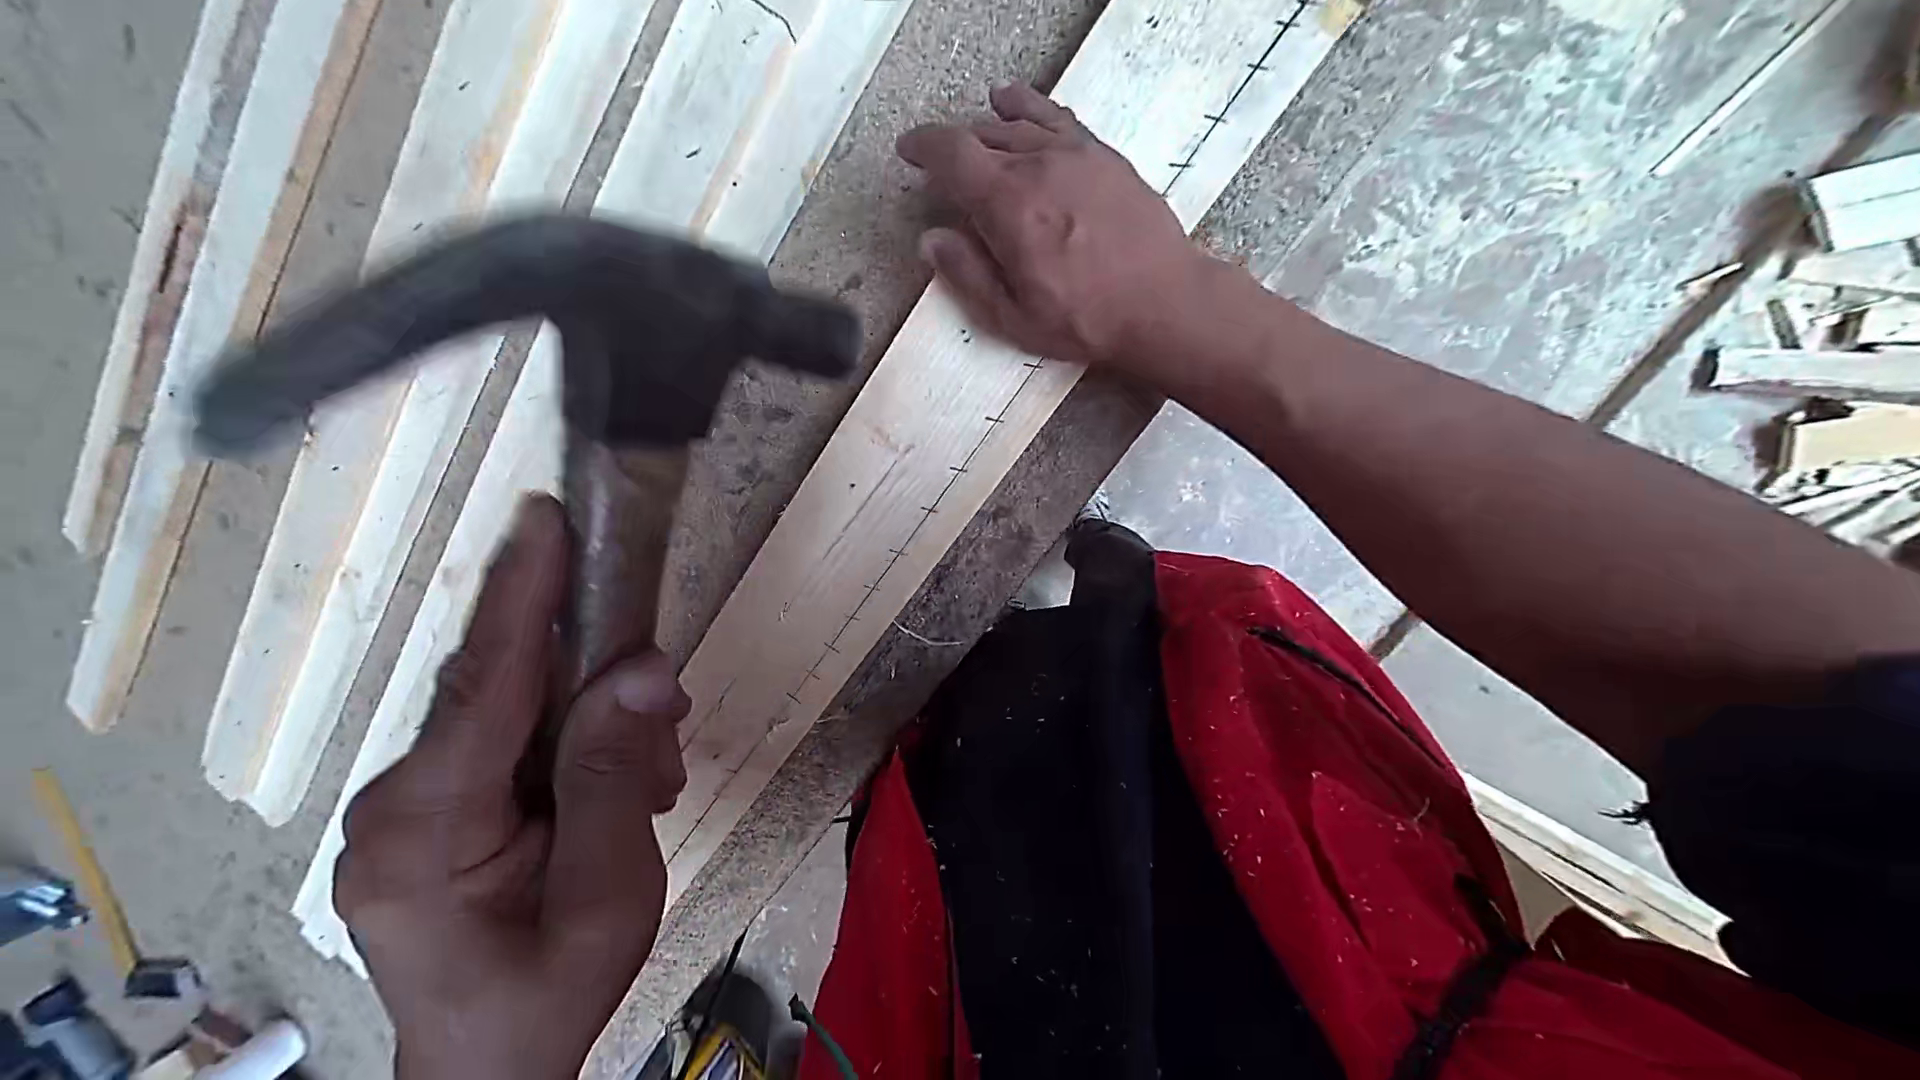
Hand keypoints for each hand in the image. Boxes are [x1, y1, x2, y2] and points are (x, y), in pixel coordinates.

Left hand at [335, 494, 688, 1079]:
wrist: (495, 1062)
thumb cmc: (550, 989)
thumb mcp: (607, 894)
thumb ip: (617, 775)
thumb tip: (643, 670)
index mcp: (423, 830)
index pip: (486, 686)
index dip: (523, 597)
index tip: (547, 519)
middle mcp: (400, 797)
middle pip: (511, 687)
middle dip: (600, 684)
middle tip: (669, 721)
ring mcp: (416, 795)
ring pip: (526, 705)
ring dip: (604, 723)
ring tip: (652, 784)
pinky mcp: (442, 795)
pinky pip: (522, 732)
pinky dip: (585, 740)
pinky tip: (623, 787)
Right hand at [895, 82, 1218, 382]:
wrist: (1162, 303)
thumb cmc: (1087, 319)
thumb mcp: (1013, 316)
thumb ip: (968, 274)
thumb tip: (931, 241)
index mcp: (1010, 206)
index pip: (952, 153)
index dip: (922, 146)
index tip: (908, 150)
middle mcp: (1040, 166)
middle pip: (983, 136)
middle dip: (955, 149)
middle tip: (943, 169)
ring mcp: (1076, 155)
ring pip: (1019, 125)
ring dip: (989, 129)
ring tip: (975, 130)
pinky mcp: (1104, 157)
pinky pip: (1057, 119)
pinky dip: (1030, 109)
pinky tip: (1017, 107)